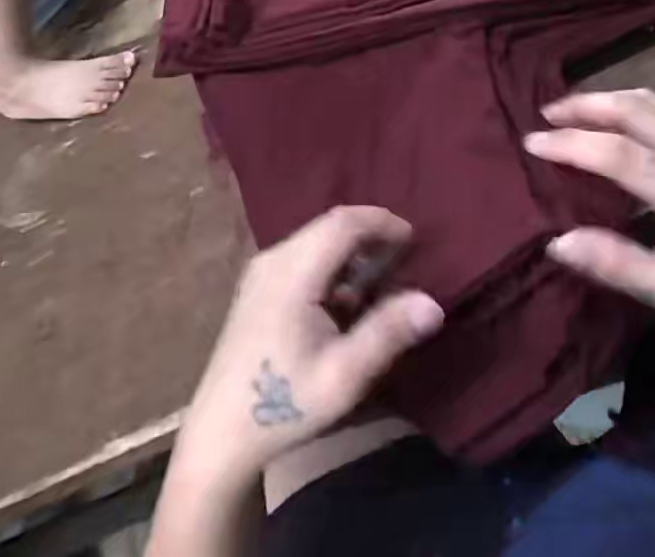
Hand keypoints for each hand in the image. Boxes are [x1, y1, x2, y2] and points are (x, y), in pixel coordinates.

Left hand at [173, 207, 443, 486]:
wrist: (222, 432)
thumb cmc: (284, 403)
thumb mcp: (344, 375)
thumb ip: (387, 332)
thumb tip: (433, 303)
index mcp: (292, 272)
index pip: (342, 223)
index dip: (381, 222)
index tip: (413, 239)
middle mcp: (273, 259)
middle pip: (328, 226)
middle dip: (369, 235)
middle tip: (404, 259)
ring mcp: (261, 270)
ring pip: (315, 239)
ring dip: (351, 251)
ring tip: (380, 282)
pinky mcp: (257, 285)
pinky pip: (302, 255)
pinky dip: (331, 264)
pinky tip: (344, 301)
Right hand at [525, 90, 654, 349]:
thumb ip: (617, 264)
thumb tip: (555, 241)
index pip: (617, 152)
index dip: (569, 144)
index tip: (530, 144)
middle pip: (634, 108)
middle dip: (583, 106)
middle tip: (542, 117)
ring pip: (648, 101)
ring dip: (602, 100)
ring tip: (564, 112)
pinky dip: (623, 106)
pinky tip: (605, 120)